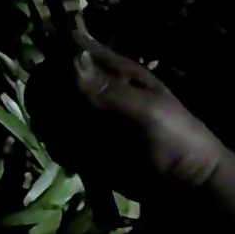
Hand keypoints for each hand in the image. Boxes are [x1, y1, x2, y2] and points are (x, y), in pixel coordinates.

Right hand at [49, 29, 229, 189]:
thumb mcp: (147, 111)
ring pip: (48, 112)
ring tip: (76, 145)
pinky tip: (79, 160)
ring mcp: (86, 118)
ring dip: (53, 128)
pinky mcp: (83, 145)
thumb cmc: (176, 138)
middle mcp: (93, 90)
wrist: (186, 185)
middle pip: (50, 81)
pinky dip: (61, 149)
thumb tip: (73, 60)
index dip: (55, 58)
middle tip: (65, 121)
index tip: (53, 80)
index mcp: (113, 70)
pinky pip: (57, 141)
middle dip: (48, 100)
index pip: (71, 49)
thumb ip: (108, 90)